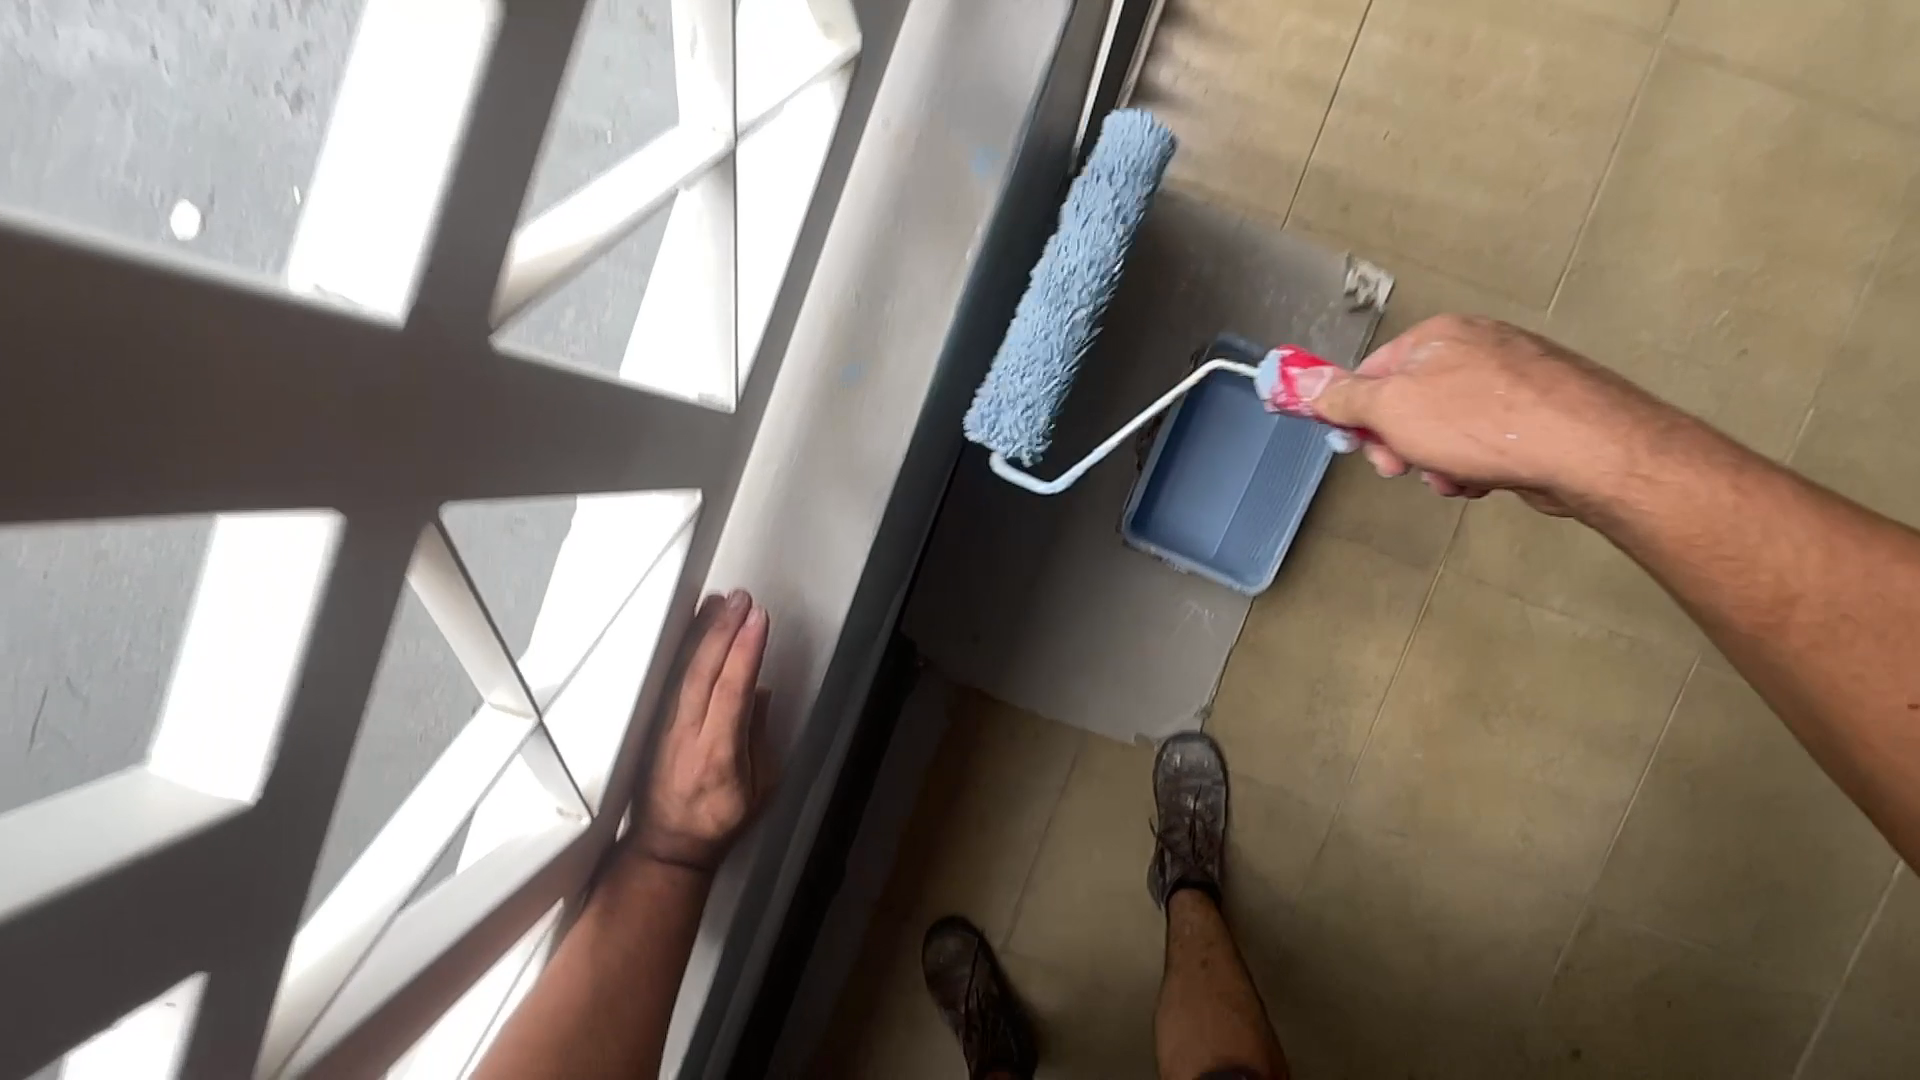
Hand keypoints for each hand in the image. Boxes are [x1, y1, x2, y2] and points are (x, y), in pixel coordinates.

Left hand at [632, 590, 774, 871]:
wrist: (667, 847)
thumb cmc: (719, 821)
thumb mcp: (760, 788)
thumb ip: (760, 736)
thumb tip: (760, 691)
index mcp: (717, 757)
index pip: (732, 693)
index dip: (746, 653)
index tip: (759, 620)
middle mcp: (686, 738)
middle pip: (703, 674)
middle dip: (724, 631)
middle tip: (742, 599)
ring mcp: (664, 730)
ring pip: (683, 671)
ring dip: (702, 632)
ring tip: (720, 602)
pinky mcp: (652, 725)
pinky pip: (669, 679)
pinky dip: (682, 649)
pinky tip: (693, 628)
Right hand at [1307, 315, 1660, 514]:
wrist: (1590, 450)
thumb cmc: (1481, 424)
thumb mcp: (1389, 410)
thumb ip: (1340, 396)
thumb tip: (1294, 378)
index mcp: (1438, 336)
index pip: (1370, 372)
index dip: (1357, 415)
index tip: (1360, 446)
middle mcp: (1477, 345)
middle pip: (1408, 401)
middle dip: (1400, 443)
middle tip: (1403, 468)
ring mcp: (1514, 376)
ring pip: (1445, 426)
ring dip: (1435, 460)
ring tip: (1454, 478)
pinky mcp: (1542, 409)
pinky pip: (1484, 438)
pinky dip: (1474, 463)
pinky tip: (1483, 479)